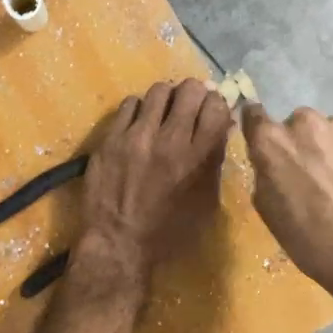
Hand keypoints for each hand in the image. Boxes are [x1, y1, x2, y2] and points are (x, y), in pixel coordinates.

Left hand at [77, 79, 233, 278]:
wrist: (118, 241)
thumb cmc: (168, 231)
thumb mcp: (205, 203)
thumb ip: (214, 163)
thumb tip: (220, 129)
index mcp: (197, 158)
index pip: (216, 107)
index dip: (217, 102)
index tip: (212, 107)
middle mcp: (169, 139)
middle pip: (189, 91)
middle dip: (194, 92)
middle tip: (190, 101)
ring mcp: (138, 135)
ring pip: (158, 91)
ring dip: (166, 97)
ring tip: (163, 110)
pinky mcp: (112, 136)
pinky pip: (129, 103)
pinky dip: (139, 108)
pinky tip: (139, 121)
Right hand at [241, 105, 332, 309]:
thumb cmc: (313, 243)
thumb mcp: (268, 210)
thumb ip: (264, 172)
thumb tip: (270, 159)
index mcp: (271, 140)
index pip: (254, 114)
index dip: (260, 127)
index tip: (268, 142)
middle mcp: (305, 123)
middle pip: (299, 124)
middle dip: (303, 143)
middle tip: (314, 175)